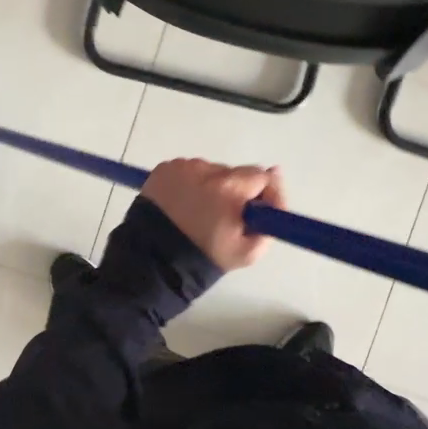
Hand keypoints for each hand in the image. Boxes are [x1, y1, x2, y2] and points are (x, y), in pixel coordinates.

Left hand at [140, 158, 286, 271]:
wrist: (151, 261)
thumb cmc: (203, 257)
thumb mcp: (248, 250)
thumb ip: (270, 218)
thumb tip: (276, 176)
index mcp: (229, 187)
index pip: (261, 176)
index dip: (264, 193)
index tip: (257, 211)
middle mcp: (205, 169)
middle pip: (234, 174)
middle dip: (235, 193)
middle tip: (223, 218)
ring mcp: (181, 167)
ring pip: (210, 172)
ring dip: (211, 188)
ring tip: (197, 214)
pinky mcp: (163, 169)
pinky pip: (187, 172)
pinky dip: (189, 185)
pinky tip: (181, 206)